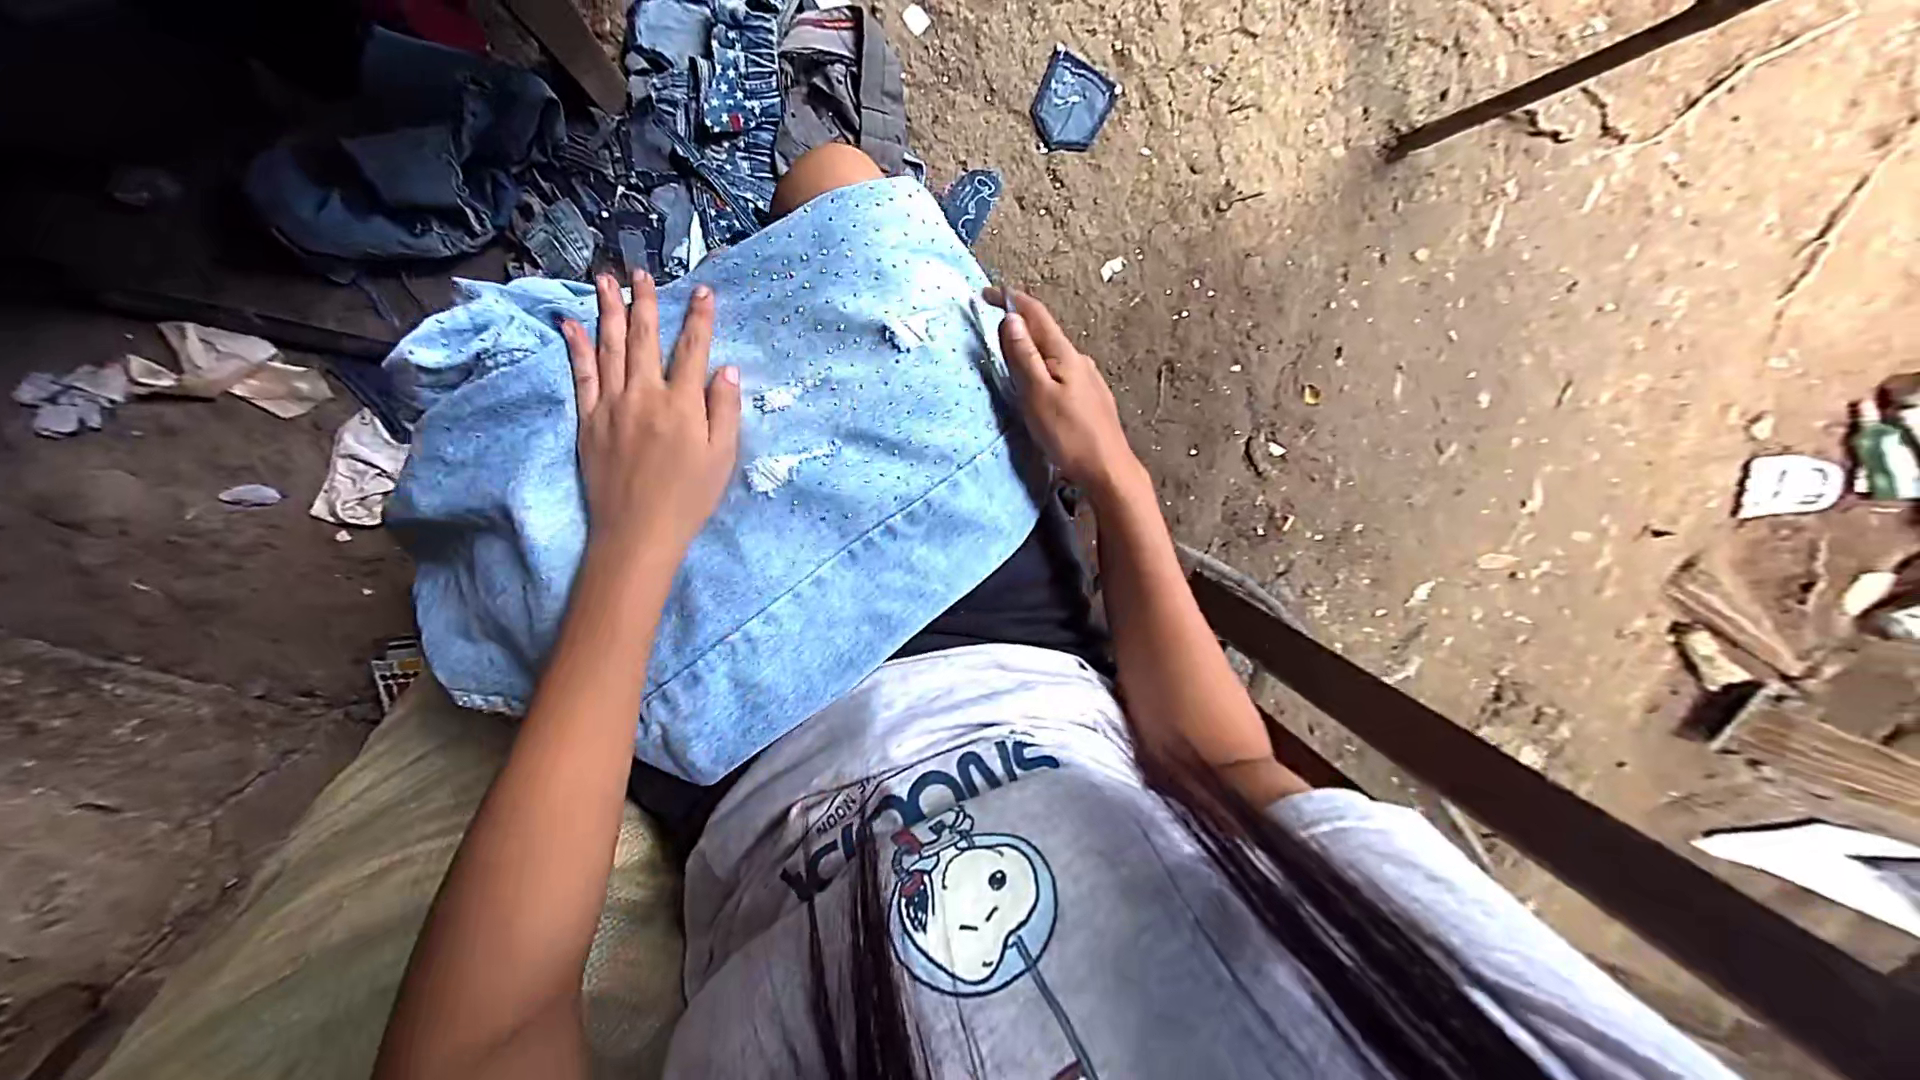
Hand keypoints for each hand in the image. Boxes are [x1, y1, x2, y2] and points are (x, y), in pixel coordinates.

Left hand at [560, 271, 739, 559]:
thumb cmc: (690, 497)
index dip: (700, 318)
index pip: (693, 350)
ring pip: (610, 347)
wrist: (639, 531)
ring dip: (608, 310)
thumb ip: (725, 410)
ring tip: (606, 280)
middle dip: (646, 302)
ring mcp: (611, 405)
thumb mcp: (723, 457)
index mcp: (682, 404)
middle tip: (642, 271)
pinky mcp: (588, 420)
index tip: (703, 291)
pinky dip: (576, 347)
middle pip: (644, 338)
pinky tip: (571, 323)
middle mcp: (644, 395)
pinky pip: (580, 375)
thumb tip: (727, 369)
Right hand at [987, 286, 1145, 502]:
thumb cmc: (1069, 435)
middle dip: (1019, 322)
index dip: (1010, 299)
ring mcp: (1087, 380)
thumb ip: (1023, 356)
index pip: (1035, 314)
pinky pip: (1060, 372)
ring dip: (1030, 347)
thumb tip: (1010, 318)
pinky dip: (1042, 368)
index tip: (987, 293)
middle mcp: (1079, 360)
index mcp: (1064, 354)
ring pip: (1053, 354)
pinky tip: (1039, 384)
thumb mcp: (1037, 394)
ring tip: (1010, 354)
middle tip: (993, 322)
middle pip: (1044, 332)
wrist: (1107, 469)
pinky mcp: (1089, 399)